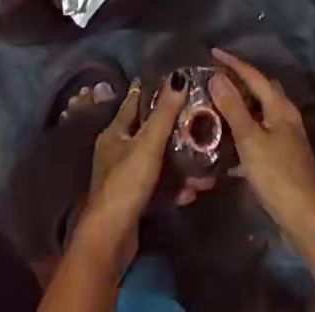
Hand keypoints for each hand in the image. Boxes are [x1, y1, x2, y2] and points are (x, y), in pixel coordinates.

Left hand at [78, 77, 184, 266]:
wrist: (110, 240)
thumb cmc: (125, 183)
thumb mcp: (148, 143)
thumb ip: (164, 112)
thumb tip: (178, 76)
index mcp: (114, 133)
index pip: (134, 101)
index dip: (152, 89)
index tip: (175, 79)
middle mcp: (117, 152)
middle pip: (149, 131)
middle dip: (175, 128)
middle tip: (200, 119)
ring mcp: (125, 177)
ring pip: (157, 160)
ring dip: (180, 162)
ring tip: (204, 160)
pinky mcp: (134, 200)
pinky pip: (159, 185)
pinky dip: (175, 187)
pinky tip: (192, 191)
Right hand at [208, 48, 314, 236]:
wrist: (307, 218)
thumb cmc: (278, 175)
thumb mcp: (251, 140)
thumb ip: (234, 108)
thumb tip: (217, 76)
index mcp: (280, 107)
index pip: (254, 76)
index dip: (234, 63)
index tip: (213, 52)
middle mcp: (285, 117)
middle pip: (259, 92)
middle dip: (237, 84)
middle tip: (212, 82)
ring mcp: (285, 139)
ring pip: (258, 116)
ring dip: (238, 111)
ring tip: (212, 111)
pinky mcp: (281, 159)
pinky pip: (257, 139)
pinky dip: (241, 137)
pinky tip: (224, 149)